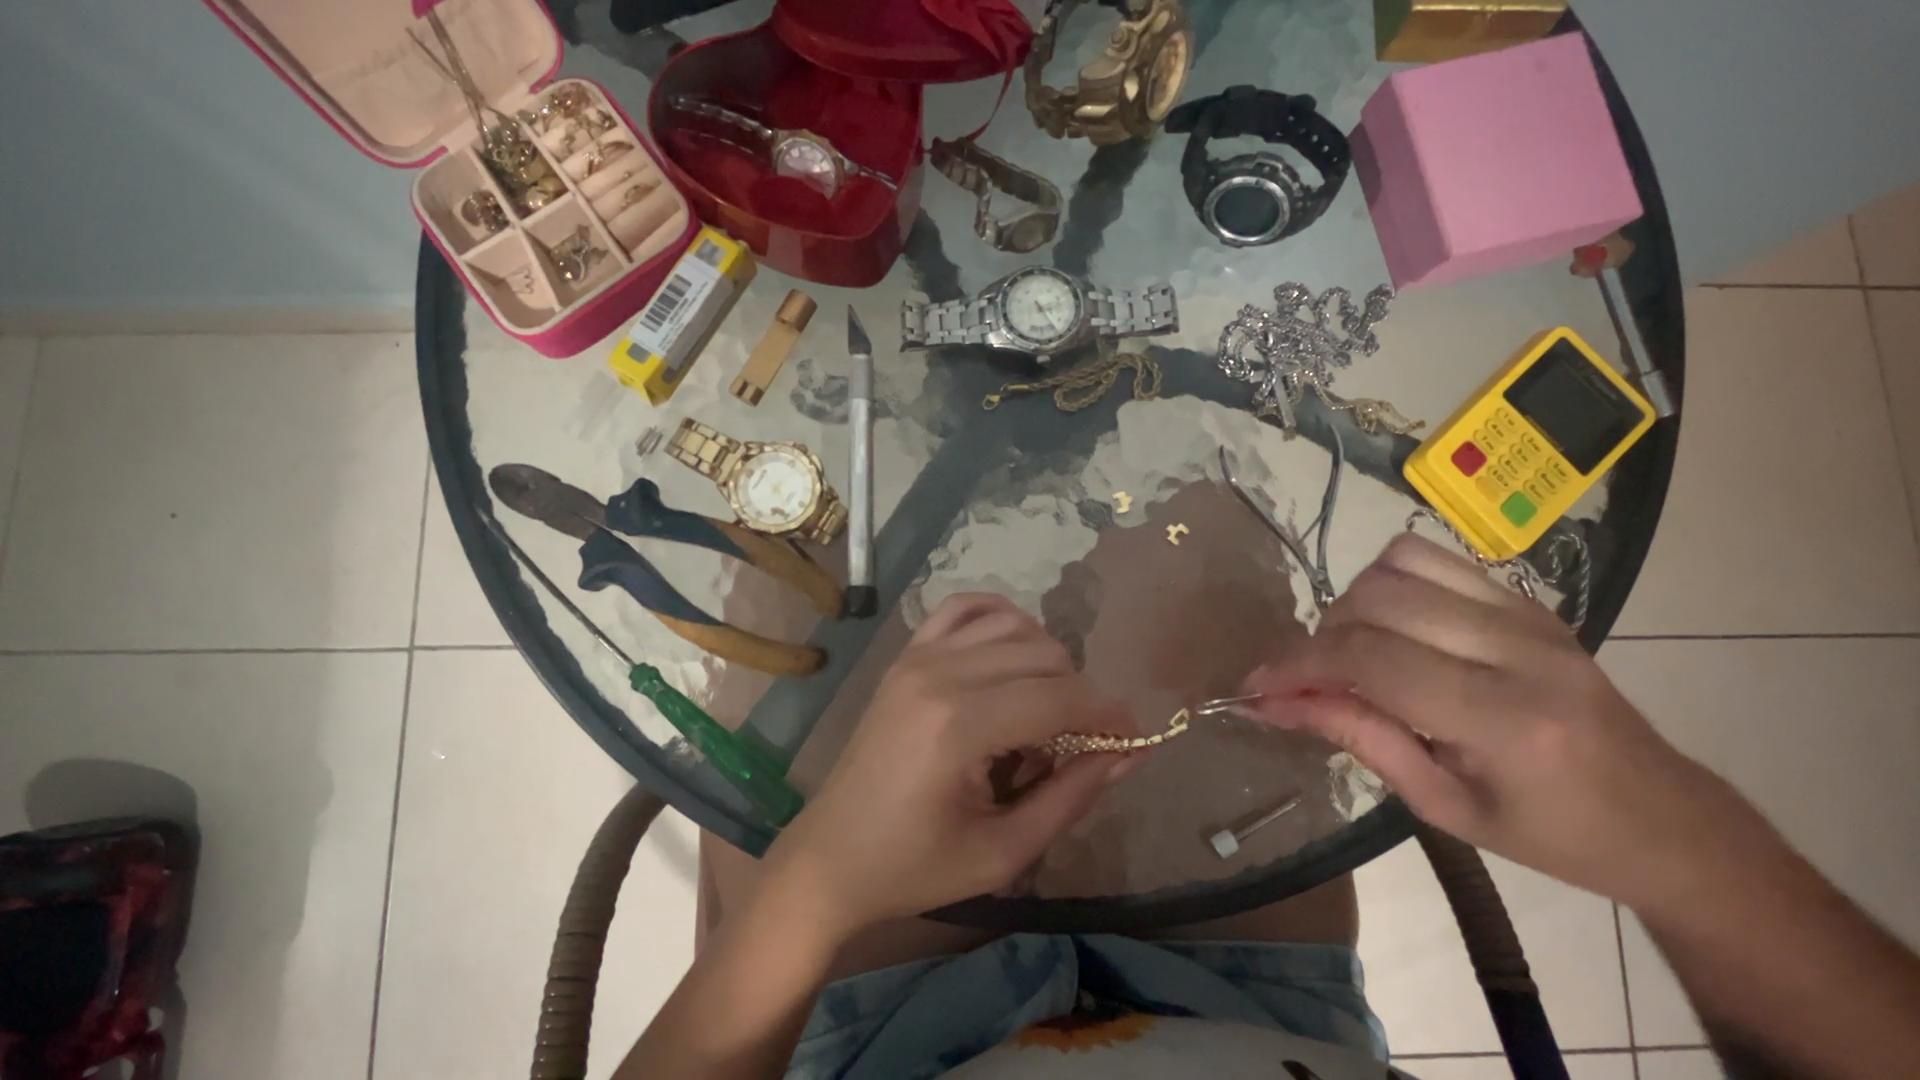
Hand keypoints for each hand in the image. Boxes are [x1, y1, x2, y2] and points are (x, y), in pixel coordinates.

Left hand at [765, 594, 1132, 938]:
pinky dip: (999, 618)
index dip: (1109, 715)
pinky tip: (1010, 654)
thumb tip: (1129, 752)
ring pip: (1012, 625)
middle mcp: (938, 674)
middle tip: (1079, 744)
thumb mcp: (1002, 853)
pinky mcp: (904, 656)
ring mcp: (916, 657)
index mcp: (959, 727)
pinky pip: (962, 607)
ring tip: (1044, 711)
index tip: (1133, 739)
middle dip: (1079, 694)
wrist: (830, 858)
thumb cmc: (914, 868)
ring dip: (1045, 659)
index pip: (1061, 697)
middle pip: (1044, 654)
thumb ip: (1071, 797)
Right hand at [1245, 534, 1766, 906]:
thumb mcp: (1443, 807)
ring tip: (1352, 651)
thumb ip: (1359, 739)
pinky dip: (1388, 583)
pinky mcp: (1529, 599)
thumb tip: (1274, 704)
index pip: (1372, 661)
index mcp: (1505, 720)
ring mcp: (1529, 613)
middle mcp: (1519, 649)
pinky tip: (1391, 627)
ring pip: (1398, 564)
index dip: (1298, 666)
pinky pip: (1432, 559)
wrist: (1665, 818)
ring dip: (1352, 604)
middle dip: (1319, 637)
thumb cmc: (1551, 835)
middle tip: (1309, 682)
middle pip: (1377, 602)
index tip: (1254, 687)